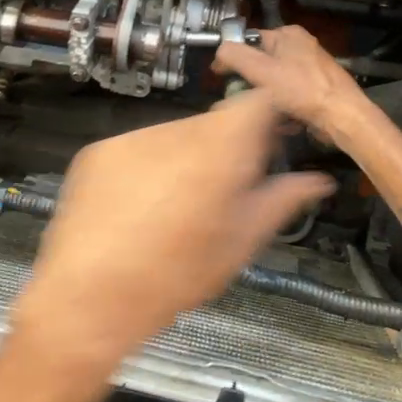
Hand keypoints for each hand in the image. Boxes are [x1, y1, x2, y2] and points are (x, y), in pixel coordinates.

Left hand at [12, 90, 334, 362]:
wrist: (87, 298)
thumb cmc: (171, 279)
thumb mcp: (238, 246)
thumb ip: (279, 202)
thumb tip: (314, 181)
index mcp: (218, 151)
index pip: (258, 102)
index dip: (272, 114)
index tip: (276, 137)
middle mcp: (174, 133)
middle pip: (214, 123)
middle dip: (225, 149)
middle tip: (224, 193)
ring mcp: (130, 139)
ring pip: (174, 137)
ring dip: (184, 159)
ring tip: (175, 209)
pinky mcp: (97, 152)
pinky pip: (136, 149)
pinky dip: (146, 168)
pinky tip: (140, 208)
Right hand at [214, 27, 378, 142]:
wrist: (342, 116)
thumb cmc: (301, 90)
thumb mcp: (261, 70)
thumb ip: (234, 56)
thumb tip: (219, 50)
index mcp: (288, 34)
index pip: (249, 40)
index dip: (232, 57)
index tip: (220, 76)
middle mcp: (300, 47)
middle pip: (261, 63)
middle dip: (252, 84)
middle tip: (247, 99)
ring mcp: (310, 68)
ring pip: (273, 83)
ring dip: (267, 100)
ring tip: (268, 113)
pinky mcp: (315, 89)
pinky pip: (288, 96)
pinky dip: (283, 108)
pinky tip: (284, 121)